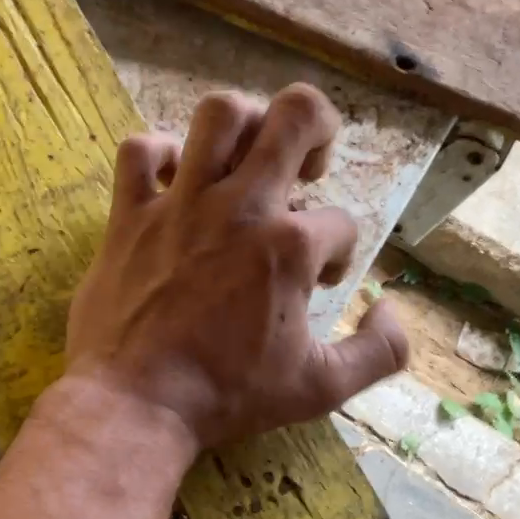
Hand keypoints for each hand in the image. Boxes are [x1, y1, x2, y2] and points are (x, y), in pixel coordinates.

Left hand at [64, 84, 408, 449]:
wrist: (136, 404)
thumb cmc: (226, 397)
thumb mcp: (320, 388)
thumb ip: (379, 352)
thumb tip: (391, 310)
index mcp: (290, 247)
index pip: (340, 223)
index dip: (339, 252)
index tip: (315, 284)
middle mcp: (239, 208)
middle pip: (295, 116)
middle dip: (317, 127)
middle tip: (309, 166)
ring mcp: (179, 206)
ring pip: (217, 114)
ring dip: (244, 122)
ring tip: (247, 153)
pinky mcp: (128, 217)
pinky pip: (138, 152)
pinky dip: (155, 152)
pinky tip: (171, 177)